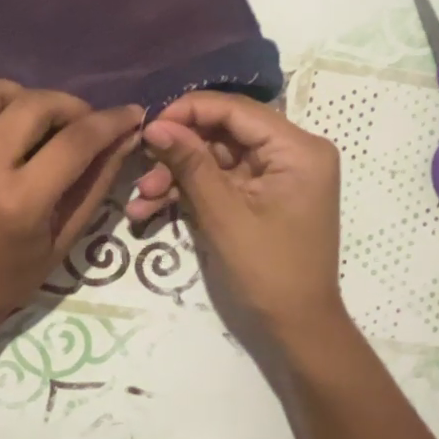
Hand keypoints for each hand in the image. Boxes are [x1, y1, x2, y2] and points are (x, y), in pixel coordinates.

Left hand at [0, 79, 143, 328]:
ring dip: (14, 94)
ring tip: (27, 115)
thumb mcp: (64, 239)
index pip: (75, 142)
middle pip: (31, 104)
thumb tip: (126, 136)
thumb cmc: (11, 275)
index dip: (110, 121)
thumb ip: (96, 184)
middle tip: (78, 121)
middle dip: (68, 104)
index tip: (129, 115)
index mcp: (19, 203)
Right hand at [126, 91, 342, 330]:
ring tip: (142, 200)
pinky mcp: (261, 194)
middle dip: (178, 151)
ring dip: (177, 175)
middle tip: (140, 166)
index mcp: (298, 148)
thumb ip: (190, 163)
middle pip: (223, 131)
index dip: (188, 112)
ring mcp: (276, 174)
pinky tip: (151, 208)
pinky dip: (190, 192)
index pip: (236, 109)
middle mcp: (292, 152)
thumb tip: (153, 124)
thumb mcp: (223, 213)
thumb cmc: (268, 270)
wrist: (297, 328)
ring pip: (215, 156)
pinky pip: (220, 180)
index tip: (147, 126)